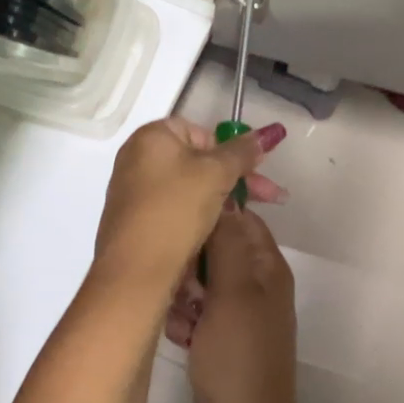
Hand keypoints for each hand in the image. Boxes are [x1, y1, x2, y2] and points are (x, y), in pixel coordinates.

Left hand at [94, 117, 287, 288]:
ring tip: (244, 217)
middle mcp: (136, 157)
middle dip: (235, 178)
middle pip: (196, 160)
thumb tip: (266, 133)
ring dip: (219, 198)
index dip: (230, 151)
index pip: (200, 132)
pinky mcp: (134, 220)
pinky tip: (215, 232)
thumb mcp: (216, 175)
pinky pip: (173, 208)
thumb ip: (242, 152)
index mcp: (151, 136)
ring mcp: (133, 190)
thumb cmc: (175, 210)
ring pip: (187, 187)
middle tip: (270, 197)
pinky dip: (196, 215)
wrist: (134, 271)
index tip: (254, 172)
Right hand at [186, 206, 302, 402]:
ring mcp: (239, 313)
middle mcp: (256, 284)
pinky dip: (184, 320)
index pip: (238, 218)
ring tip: (181, 318)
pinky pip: (196, 311)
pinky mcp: (222, 338)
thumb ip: (227, 242)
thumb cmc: (240, 359)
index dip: (208, 217)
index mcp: (267, 266)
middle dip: (190, 264)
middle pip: (215, 249)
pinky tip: (179, 339)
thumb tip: (223, 196)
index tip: (179, 230)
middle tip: (182, 288)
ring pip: (200, 281)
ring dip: (183, 295)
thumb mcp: (233, 292)